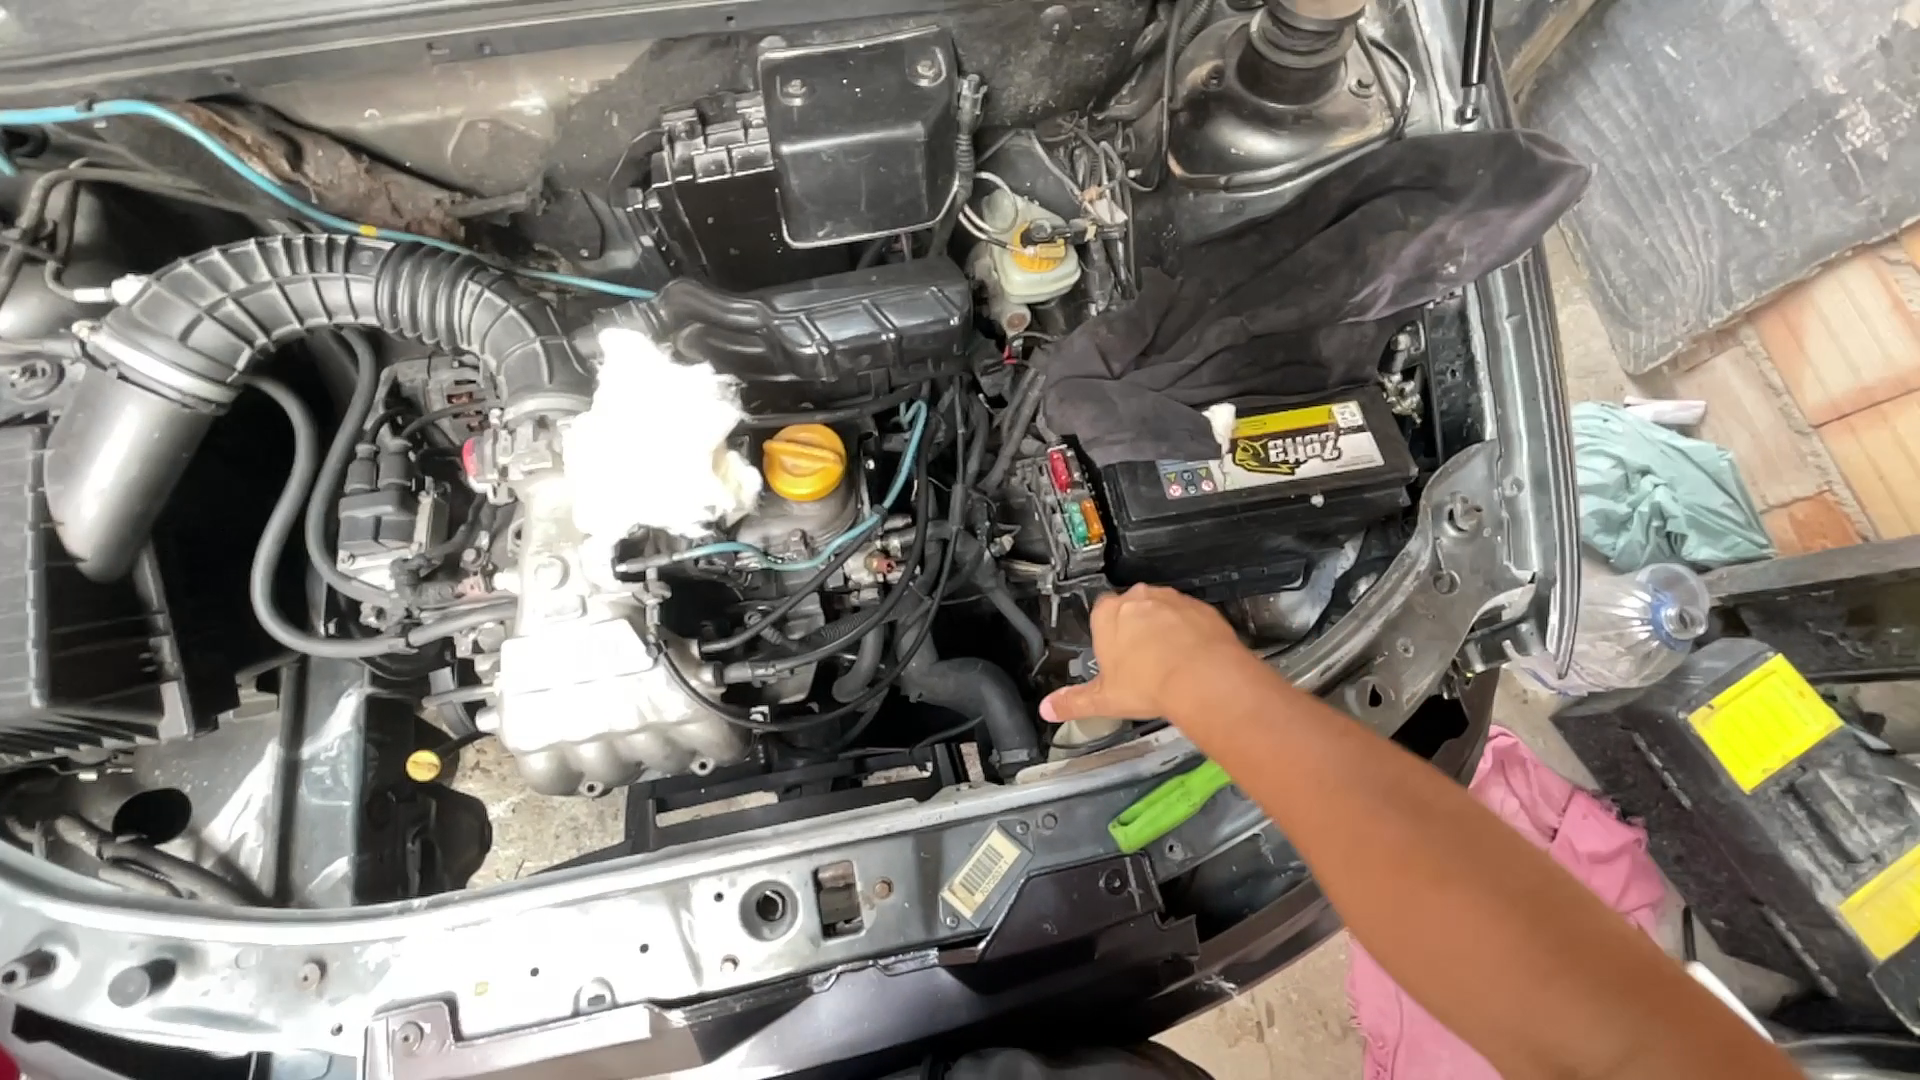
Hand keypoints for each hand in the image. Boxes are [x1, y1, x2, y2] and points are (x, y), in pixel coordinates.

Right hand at [1040, 584, 1254, 724]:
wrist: (1203, 679)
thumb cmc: (1149, 684)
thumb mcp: (1104, 699)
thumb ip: (1072, 702)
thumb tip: (1048, 708)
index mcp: (1108, 614)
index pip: (1100, 614)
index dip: (1108, 635)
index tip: (1115, 655)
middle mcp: (1138, 598)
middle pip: (1132, 609)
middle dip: (1136, 629)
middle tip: (1142, 661)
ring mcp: (1172, 599)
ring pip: (1163, 610)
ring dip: (1164, 629)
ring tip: (1170, 663)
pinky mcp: (1201, 607)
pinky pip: (1191, 616)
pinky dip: (1191, 632)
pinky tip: (1193, 658)